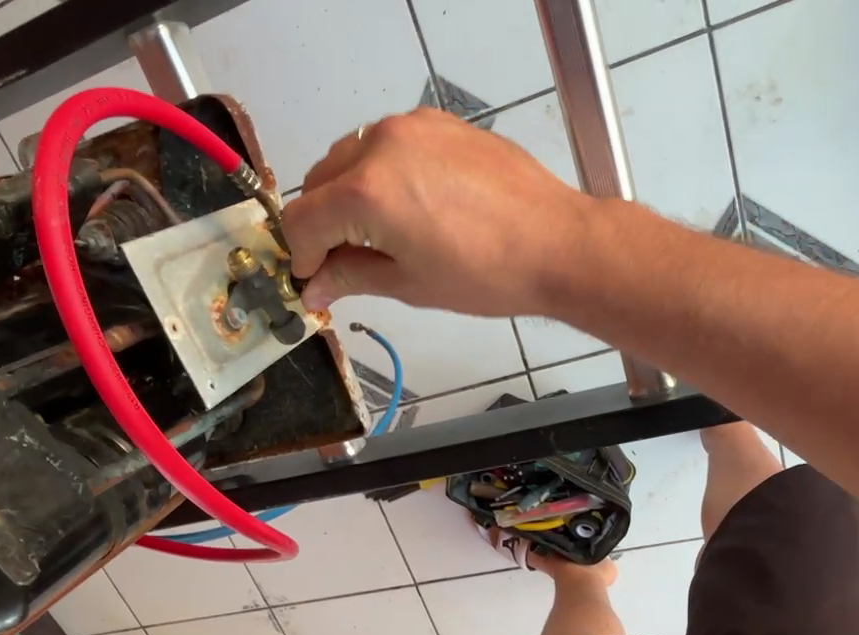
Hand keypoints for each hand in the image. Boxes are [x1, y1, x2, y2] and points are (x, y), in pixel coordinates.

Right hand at [284, 107, 594, 315]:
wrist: (557, 245)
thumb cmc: (488, 274)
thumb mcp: (410, 284)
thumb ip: (351, 277)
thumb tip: (314, 288)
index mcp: (367, 192)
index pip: (303, 219)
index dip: (300, 256)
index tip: (311, 280)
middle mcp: (382, 145)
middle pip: (321, 182)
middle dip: (322, 225)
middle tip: (341, 264)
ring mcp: (412, 127)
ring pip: (351, 157)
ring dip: (348, 196)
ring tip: (377, 238)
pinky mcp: (439, 123)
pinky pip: (388, 145)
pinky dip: (381, 174)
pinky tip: (407, 208)